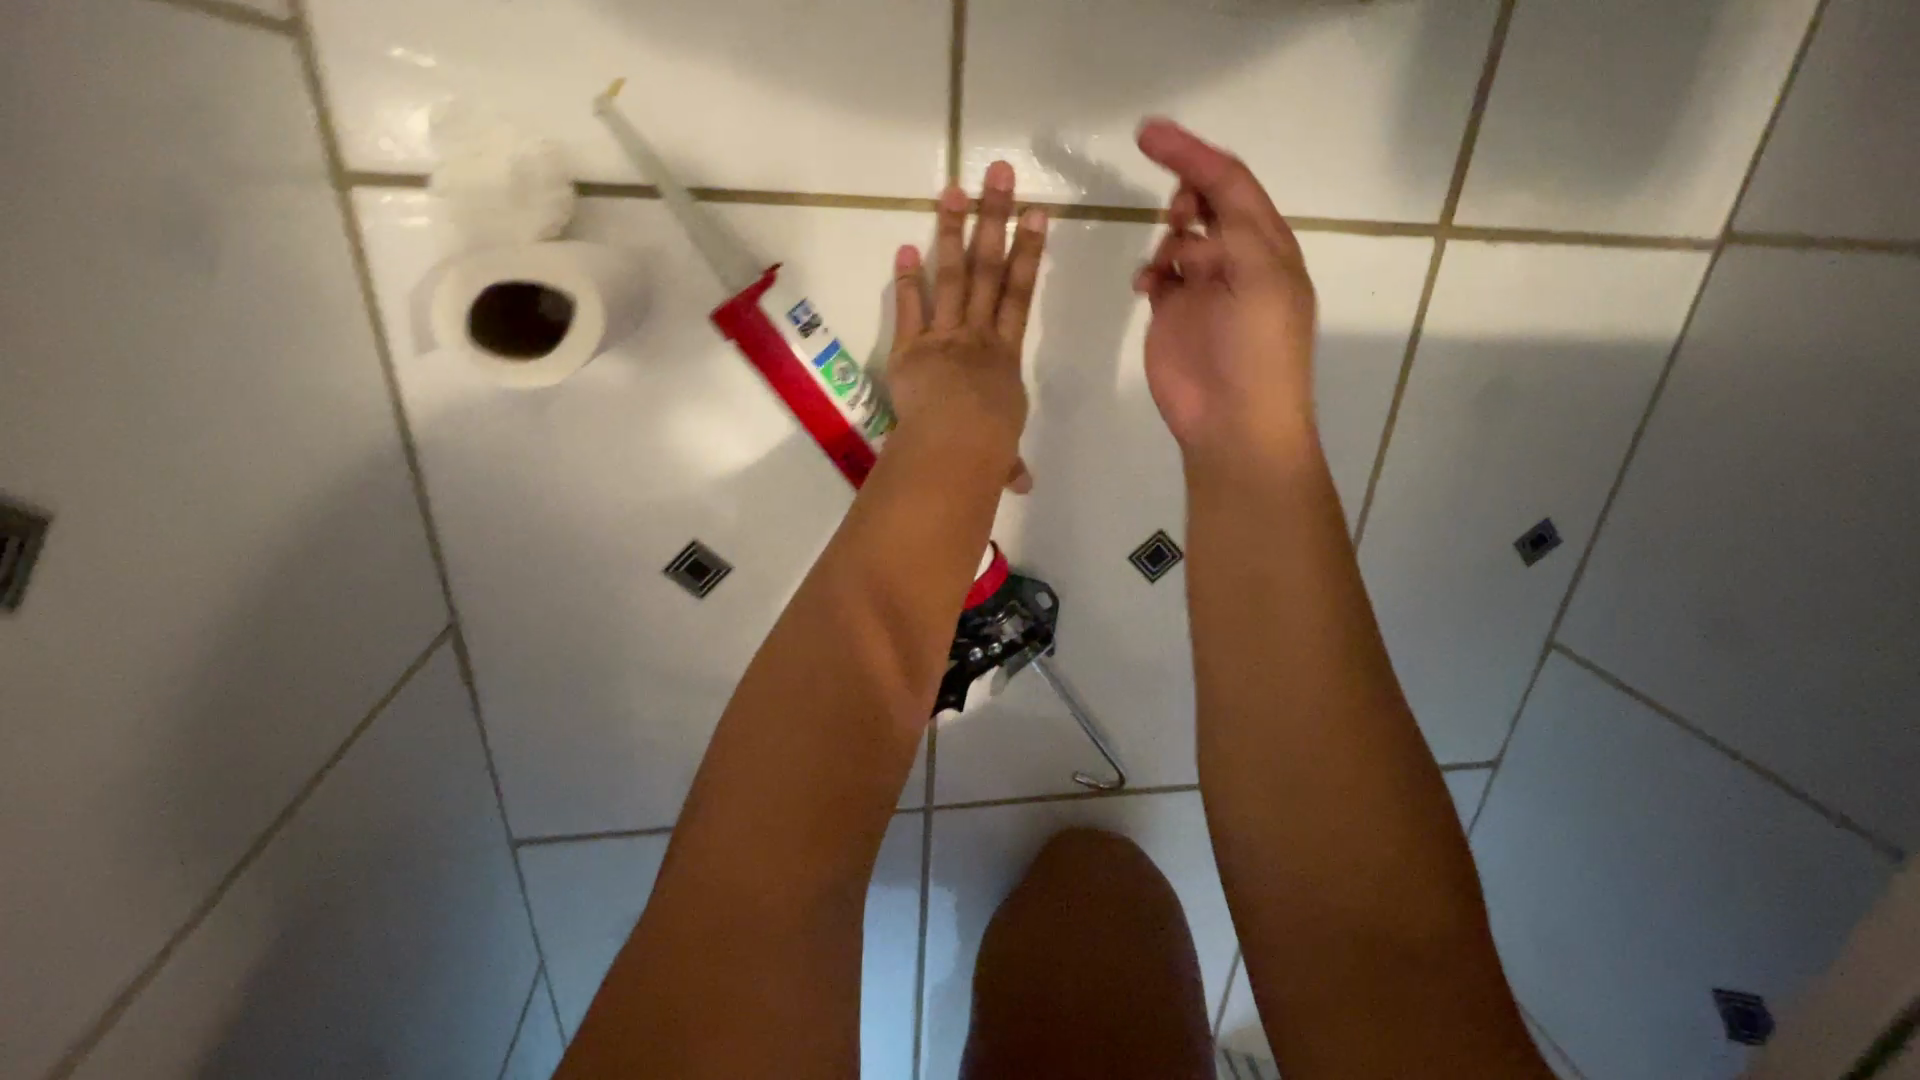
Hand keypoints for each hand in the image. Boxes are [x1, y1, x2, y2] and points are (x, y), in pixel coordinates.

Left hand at [888, 161, 1047, 492]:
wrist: (955, 446)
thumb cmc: (988, 449)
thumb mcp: (1002, 453)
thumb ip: (1008, 461)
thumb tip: (1020, 483)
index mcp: (1005, 357)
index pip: (1020, 294)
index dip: (1029, 251)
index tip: (1036, 213)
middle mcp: (977, 336)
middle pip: (989, 269)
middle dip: (995, 218)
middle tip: (998, 175)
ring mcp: (943, 336)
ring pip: (952, 276)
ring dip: (953, 231)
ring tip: (954, 189)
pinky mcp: (909, 348)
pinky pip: (909, 308)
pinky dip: (906, 280)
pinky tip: (904, 247)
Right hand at [1132, 119, 1318, 465]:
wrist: (1233, 422)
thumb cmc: (1258, 352)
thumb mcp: (1264, 281)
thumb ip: (1236, 234)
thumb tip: (1192, 224)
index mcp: (1268, 246)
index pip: (1232, 184)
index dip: (1194, 154)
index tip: (1149, 134)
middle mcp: (1237, 260)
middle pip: (1207, 203)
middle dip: (1185, 191)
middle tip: (1171, 211)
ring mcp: (1202, 288)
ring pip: (1178, 238)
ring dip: (1167, 237)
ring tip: (1166, 266)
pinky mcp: (1173, 314)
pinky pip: (1157, 274)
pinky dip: (1148, 270)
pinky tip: (1146, 286)